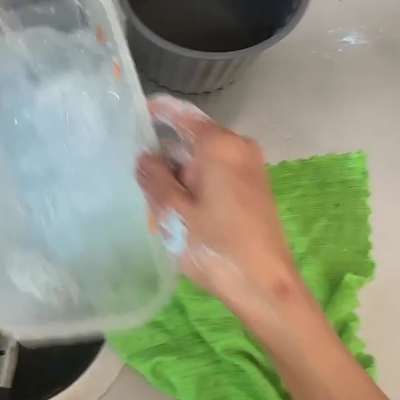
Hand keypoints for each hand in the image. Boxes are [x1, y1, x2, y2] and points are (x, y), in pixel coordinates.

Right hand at [136, 96, 320, 343]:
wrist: (266, 288)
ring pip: (203, 159)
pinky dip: (197, 184)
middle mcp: (239, 147)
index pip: (181, 114)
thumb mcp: (171, 212)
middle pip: (192, 138)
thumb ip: (153, 178)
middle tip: (138, 177)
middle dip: (165, 154)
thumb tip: (146, 157)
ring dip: (180, 174)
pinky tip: (181, 210)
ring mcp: (251, 169)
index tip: (132, 113)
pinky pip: (217, 174)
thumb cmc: (215, 246)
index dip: (156, 111)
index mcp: (219, 145)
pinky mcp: (255, 190)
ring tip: (156, 201)